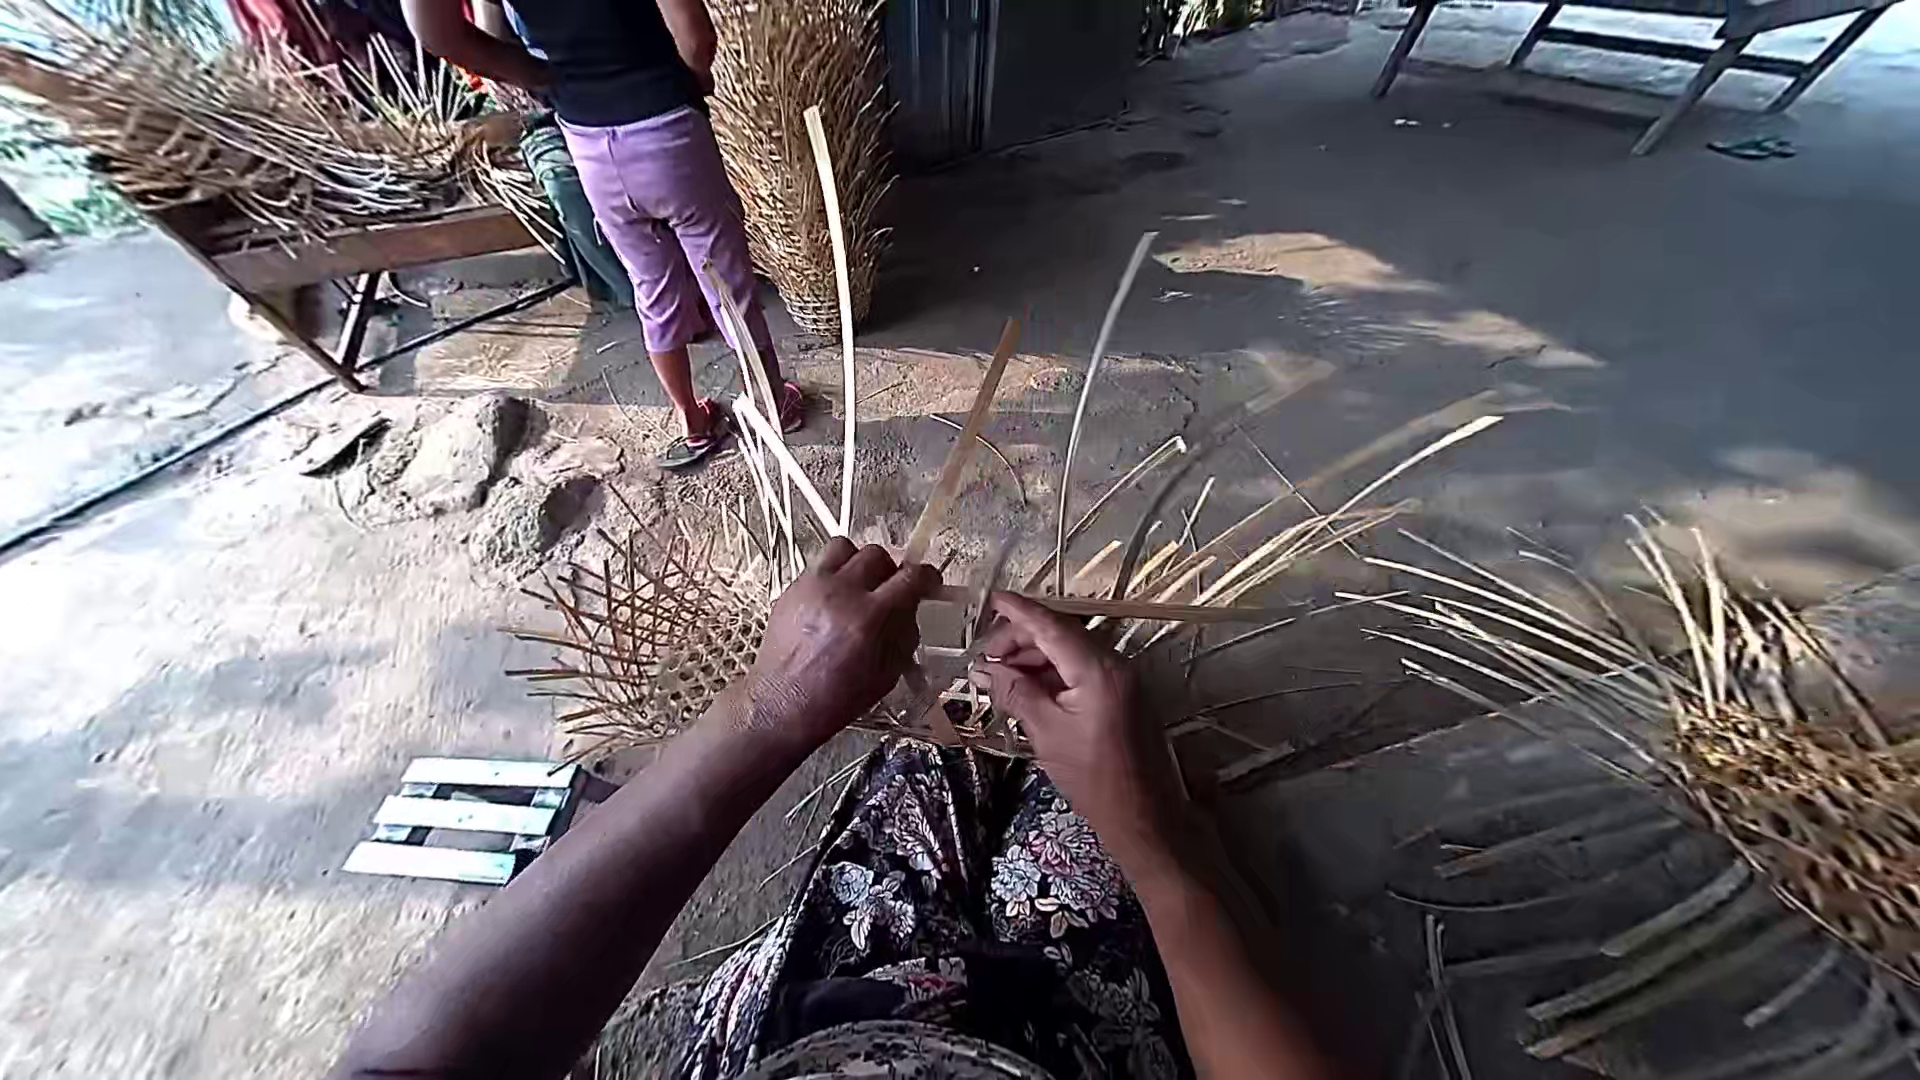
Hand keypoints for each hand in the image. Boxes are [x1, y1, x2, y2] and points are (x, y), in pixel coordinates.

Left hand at [742, 539, 940, 749]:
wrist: (780, 705)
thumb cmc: (836, 698)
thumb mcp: (887, 674)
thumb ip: (904, 634)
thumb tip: (911, 608)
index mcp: (870, 618)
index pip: (910, 577)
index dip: (927, 576)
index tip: (929, 581)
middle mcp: (841, 594)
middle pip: (878, 554)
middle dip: (891, 569)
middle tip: (891, 588)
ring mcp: (812, 587)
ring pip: (845, 547)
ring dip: (859, 562)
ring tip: (860, 584)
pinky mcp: (792, 588)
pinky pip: (820, 564)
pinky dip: (834, 574)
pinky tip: (834, 598)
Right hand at [972, 592, 1183, 862]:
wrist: (1144, 818)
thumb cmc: (1093, 777)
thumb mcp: (1046, 732)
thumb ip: (1016, 692)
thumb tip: (984, 669)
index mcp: (1097, 669)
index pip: (1051, 626)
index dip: (1019, 611)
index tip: (992, 599)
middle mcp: (1114, 663)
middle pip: (1061, 634)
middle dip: (1021, 639)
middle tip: (988, 656)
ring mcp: (1122, 677)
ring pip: (1070, 651)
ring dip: (1035, 656)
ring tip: (1002, 674)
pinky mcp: (1122, 693)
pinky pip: (1081, 669)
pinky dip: (1053, 672)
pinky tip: (1028, 686)